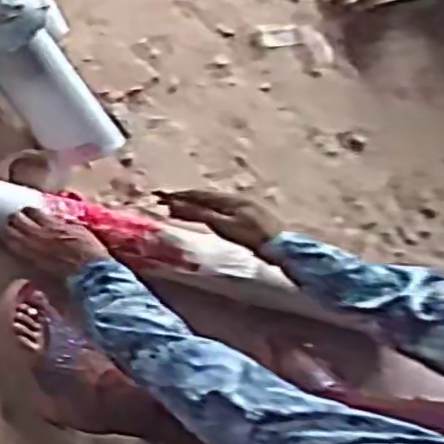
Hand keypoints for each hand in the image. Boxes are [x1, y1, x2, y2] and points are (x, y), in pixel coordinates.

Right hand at [2, 207, 112, 276]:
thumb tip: (23, 270)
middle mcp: (36, 234)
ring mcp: (54, 227)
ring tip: (31, 215)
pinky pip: (54, 216)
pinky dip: (51, 218)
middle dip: (16, 219)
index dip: (7, 231)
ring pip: (34, 212)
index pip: (7, 232)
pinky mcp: (71, 225)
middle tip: (17, 221)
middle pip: (17, 218)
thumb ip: (28, 269)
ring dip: (30, 213)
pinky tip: (52, 220)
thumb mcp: (38, 280)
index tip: (8, 232)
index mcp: (24, 248)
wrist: (95, 279)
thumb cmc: (64, 285)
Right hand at [157, 189, 281, 250]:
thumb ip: (197, 213)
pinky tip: (200, 214)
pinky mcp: (250, 216)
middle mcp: (237, 199)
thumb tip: (173, 203)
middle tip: (163, 202)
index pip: (197, 194)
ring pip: (212, 202)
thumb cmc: (251, 236)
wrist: (285, 249)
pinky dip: (205, 210)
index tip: (157, 196)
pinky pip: (220, 208)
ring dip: (193, 204)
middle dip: (182, 198)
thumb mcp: (221, 224)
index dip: (176, 195)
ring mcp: (245, 207)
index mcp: (230, 199)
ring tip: (177, 208)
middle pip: (204, 196)